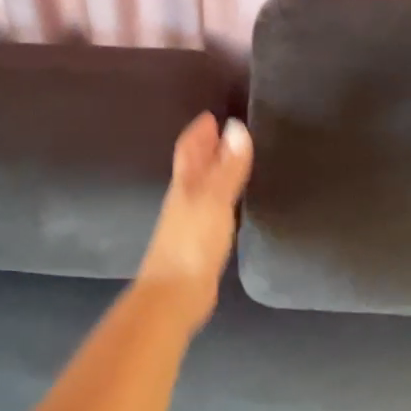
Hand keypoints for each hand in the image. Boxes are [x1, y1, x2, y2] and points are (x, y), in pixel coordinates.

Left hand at [137, 113, 252, 324]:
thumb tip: (236, 127)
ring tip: (236, 162)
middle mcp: (184, 200)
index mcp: (184, 185)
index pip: (189, 150)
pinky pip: (213, 211)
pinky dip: (223, 199)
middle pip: (194, 167)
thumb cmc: (192, 243)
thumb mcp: (214, 199)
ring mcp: (190, 223)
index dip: (198, 132)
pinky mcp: (200, 245)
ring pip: (203, 188)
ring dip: (216, 173)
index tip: (211, 116)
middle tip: (226, 132)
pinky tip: (234, 205)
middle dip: (206, 149)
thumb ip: (228, 167)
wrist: (175, 295)